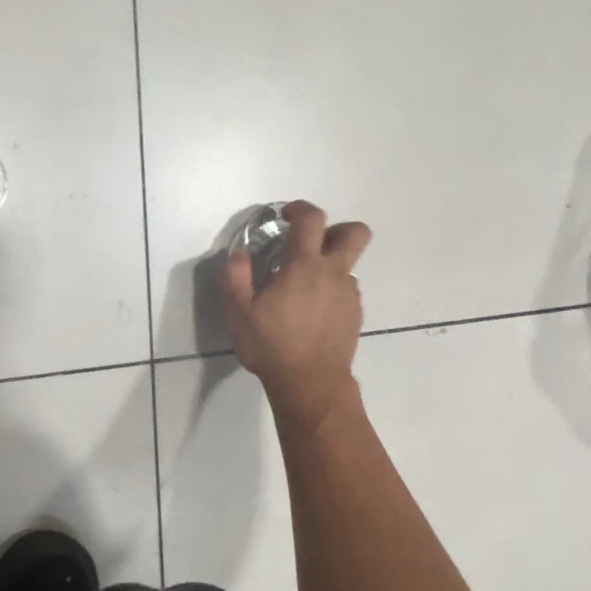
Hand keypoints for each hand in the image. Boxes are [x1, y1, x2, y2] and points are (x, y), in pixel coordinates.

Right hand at [221, 201, 371, 426]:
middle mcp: (333, 273)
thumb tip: (239, 256)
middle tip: (311, 245)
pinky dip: (330, 292)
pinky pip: (346, 291)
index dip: (299, 209)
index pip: (311, 220)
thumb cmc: (271, 345)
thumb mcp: (238, 312)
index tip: (286, 215)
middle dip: (336, 229)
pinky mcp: (354, 314)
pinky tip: (310, 314)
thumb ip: (236, 278)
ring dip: (329, 266)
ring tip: (302, 290)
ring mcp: (349, 294)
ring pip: (348, 265)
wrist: (310, 382)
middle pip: (355, 233)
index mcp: (303, 266)